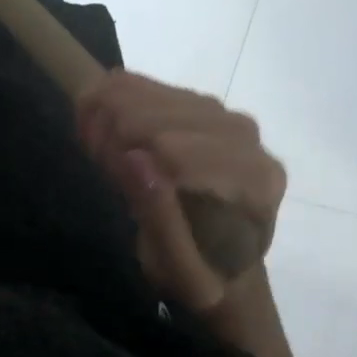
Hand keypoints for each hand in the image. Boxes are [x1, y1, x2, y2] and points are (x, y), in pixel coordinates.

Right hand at [78, 71, 286, 310]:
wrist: (222, 252)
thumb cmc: (207, 271)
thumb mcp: (184, 275)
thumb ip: (162, 223)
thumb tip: (134, 157)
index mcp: (254, 179)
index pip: (172, 150)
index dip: (125, 162)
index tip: (110, 182)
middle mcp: (243, 133)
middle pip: (151, 115)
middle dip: (110, 139)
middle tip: (103, 169)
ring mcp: (218, 109)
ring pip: (136, 91)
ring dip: (103, 119)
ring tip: (103, 153)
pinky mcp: (192, 96)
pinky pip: (133, 81)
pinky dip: (102, 99)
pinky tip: (103, 129)